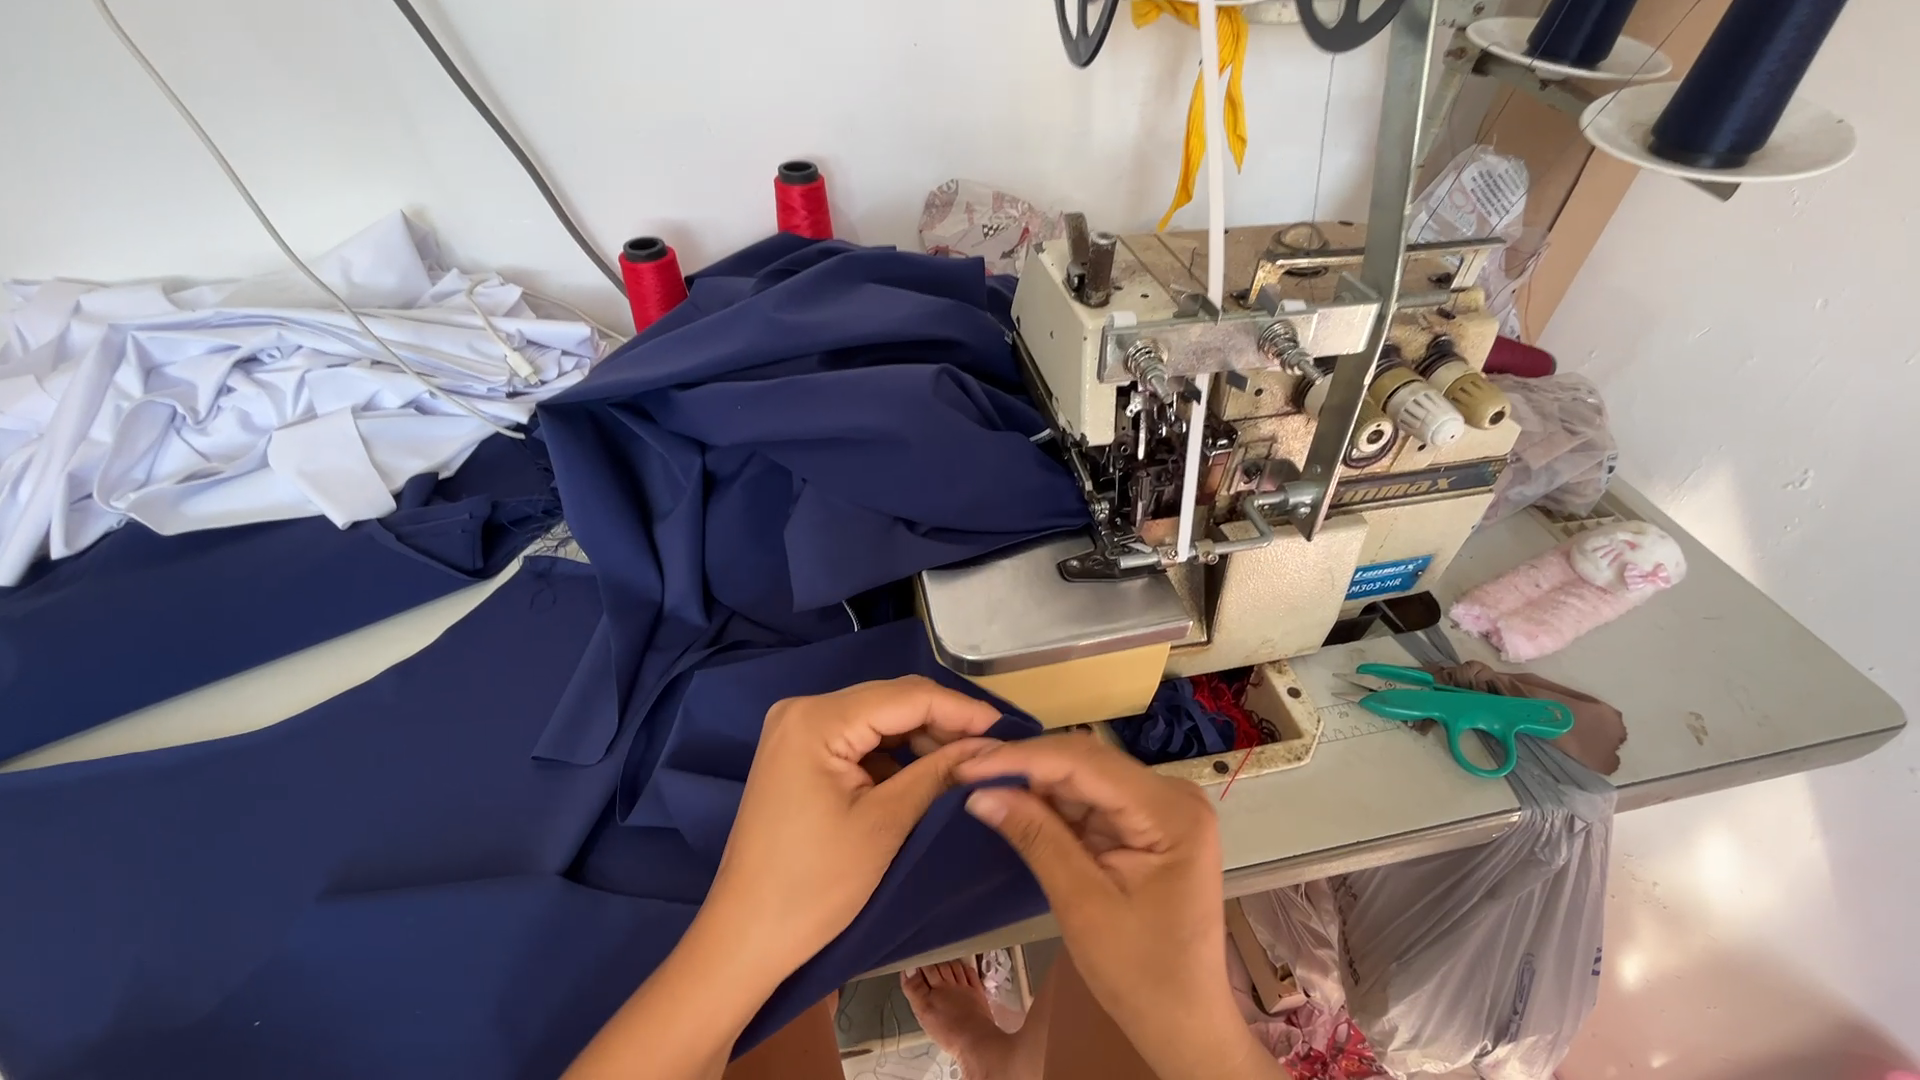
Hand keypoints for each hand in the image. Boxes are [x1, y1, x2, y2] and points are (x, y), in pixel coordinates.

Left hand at [566, 677, 1001, 1079]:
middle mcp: (802, 709)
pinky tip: (925, 771)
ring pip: (875, 720)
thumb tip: (989, 746)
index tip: (1005, 727)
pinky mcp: (797, 754)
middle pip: (888, 702)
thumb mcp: (886, 823)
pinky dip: (892, 754)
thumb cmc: (815, 884)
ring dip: (919, 738)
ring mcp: (795, 731)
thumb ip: (938, 772)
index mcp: (817, 719)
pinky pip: (856, 740)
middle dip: (941, 723)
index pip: (904, 696)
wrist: (746, 936)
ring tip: (965, 762)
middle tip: (990, 749)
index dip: (959, 708)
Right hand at [956, 735, 1277, 1079]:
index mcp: (1172, 812)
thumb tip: (979, 792)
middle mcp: (1172, 795)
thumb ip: (1035, 838)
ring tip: (981, 781)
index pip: (1086, 763)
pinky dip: (1051, 803)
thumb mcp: (1082, 904)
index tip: (968, 766)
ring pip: (1084, 777)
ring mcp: (1160, 807)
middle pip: (1086, 763)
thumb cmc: (1141, 974)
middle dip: (1025, 766)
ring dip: (1034, 782)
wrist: (1183, 1022)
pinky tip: (1015, 801)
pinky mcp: (1145, 823)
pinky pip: (1090, 800)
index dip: (1022, 758)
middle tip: (966, 771)